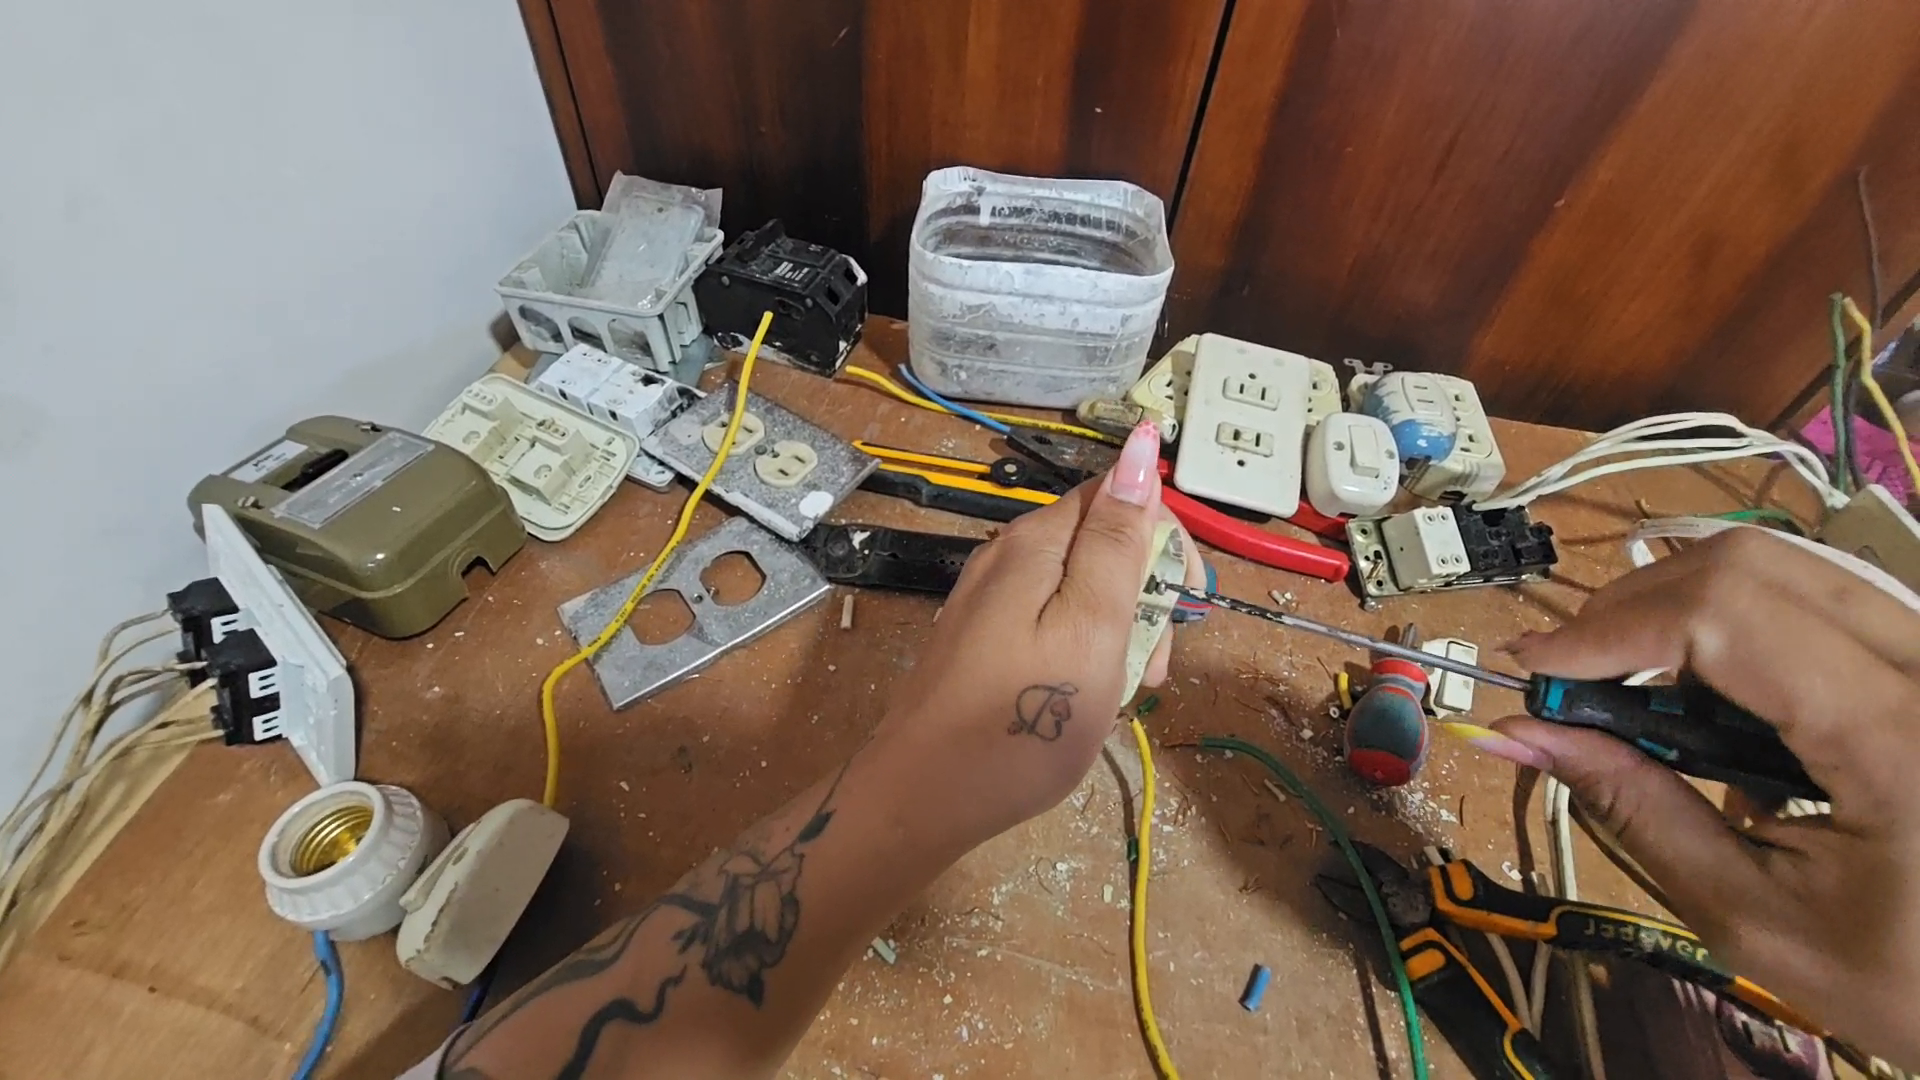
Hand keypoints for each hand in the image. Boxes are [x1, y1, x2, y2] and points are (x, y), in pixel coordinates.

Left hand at [871, 422, 1200, 844]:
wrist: (925, 794)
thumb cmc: (1022, 719)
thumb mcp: (1089, 625)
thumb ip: (1116, 539)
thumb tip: (1136, 445)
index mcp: (1037, 542)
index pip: (1117, 493)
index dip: (1163, 538)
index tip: (1182, 603)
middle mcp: (1011, 556)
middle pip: (1101, 542)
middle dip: (1144, 594)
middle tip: (1152, 666)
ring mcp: (994, 598)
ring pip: (1082, 588)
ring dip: (1120, 630)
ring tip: (1124, 692)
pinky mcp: (987, 636)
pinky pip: (1054, 621)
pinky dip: (1084, 650)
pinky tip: (1087, 695)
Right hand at [1487, 528, 1919, 1066]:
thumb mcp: (1753, 915)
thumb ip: (1629, 805)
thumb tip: (1509, 733)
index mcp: (1910, 745)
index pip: (1722, 618)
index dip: (1604, 630)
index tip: (1531, 668)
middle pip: (1747, 566)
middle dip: (1630, 607)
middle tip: (1577, 674)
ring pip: (1782, 566)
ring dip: (1674, 606)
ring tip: (1636, 680)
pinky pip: (1818, 595)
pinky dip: (1729, 620)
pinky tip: (1713, 690)